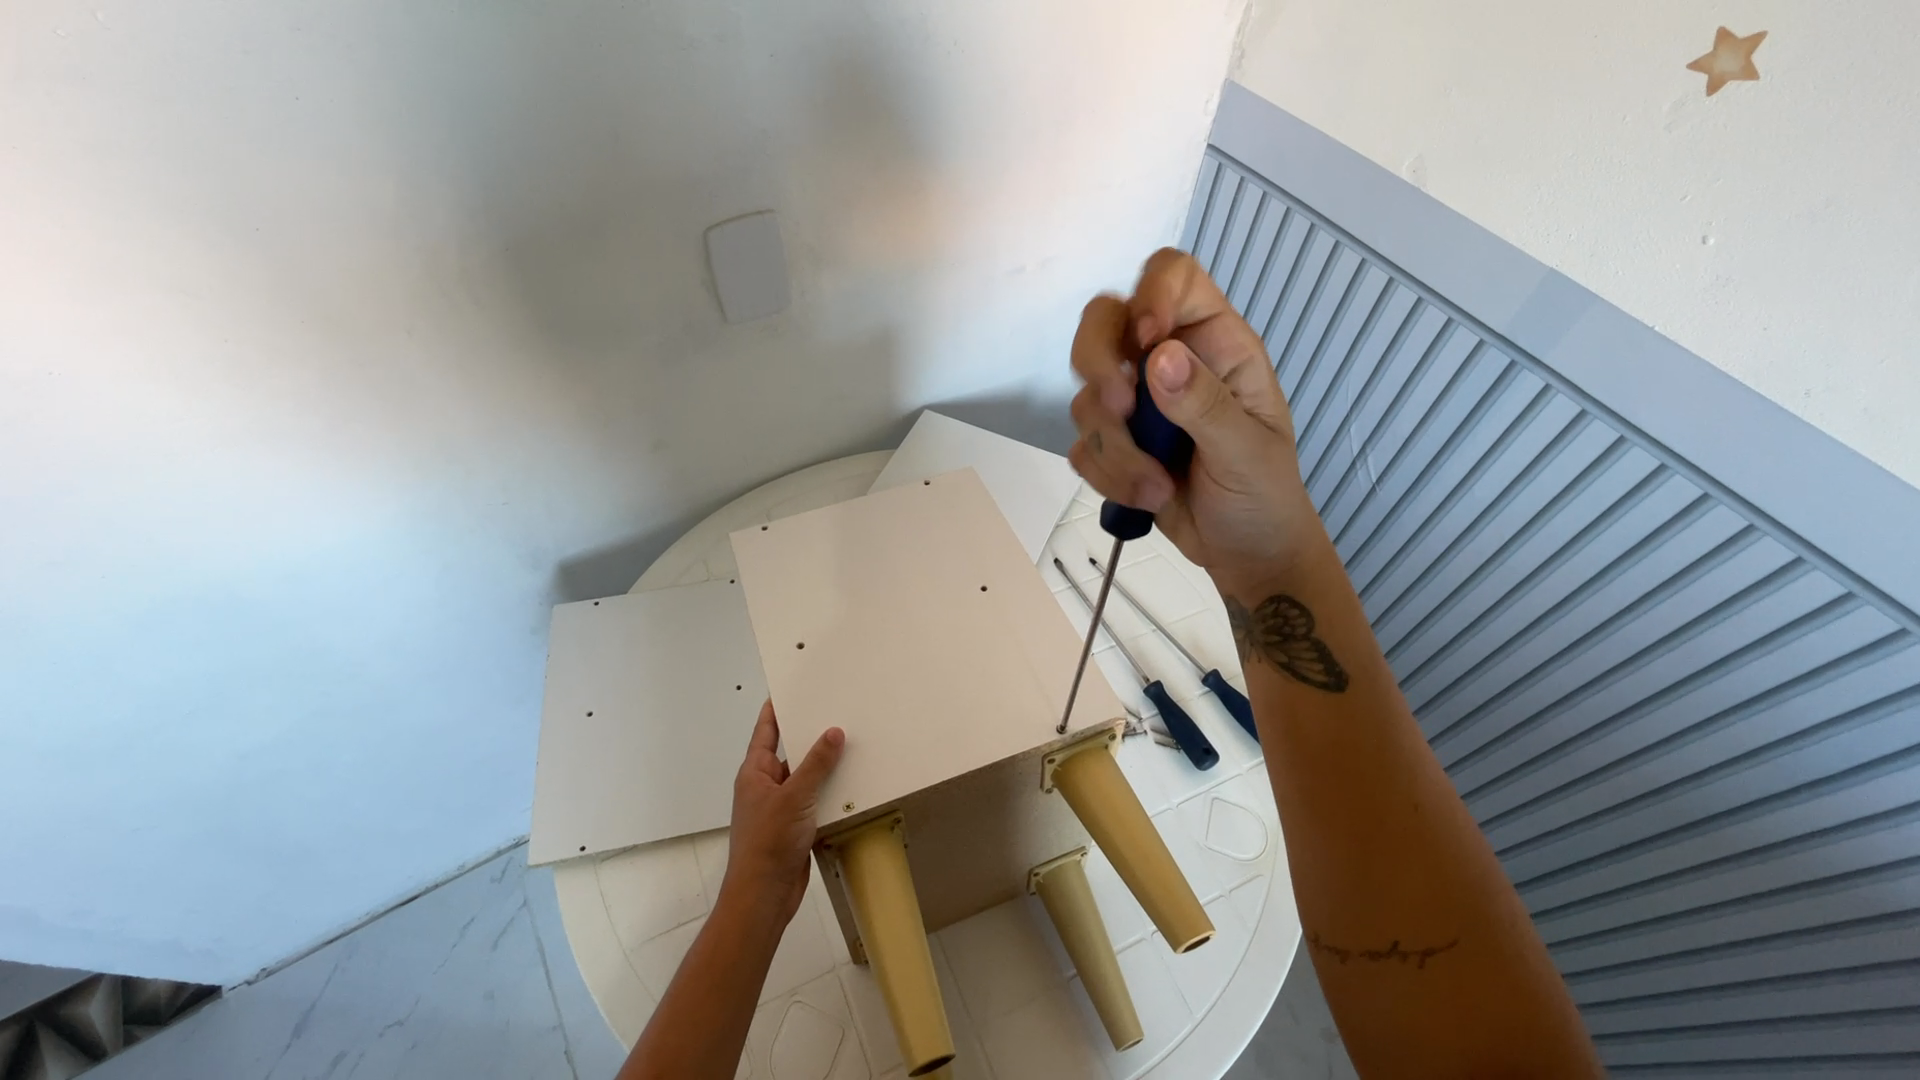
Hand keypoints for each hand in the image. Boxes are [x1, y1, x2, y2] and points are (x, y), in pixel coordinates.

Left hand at [722, 700, 845, 922]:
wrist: (764, 895)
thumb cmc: (769, 841)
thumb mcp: (795, 796)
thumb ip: (816, 764)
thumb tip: (833, 732)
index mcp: (755, 772)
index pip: (766, 731)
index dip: (777, 708)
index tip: (790, 687)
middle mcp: (765, 786)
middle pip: (789, 752)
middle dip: (810, 735)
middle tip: (836, 711)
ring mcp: (779, 808)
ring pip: (805, 778)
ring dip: (824, 767)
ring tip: (852, 743)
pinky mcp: (794, 827)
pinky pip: (814, 801)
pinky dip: (830, 792)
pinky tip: (852, 784)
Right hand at [1068, 248, 1323, 591]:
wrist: (1245, 555)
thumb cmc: (1265, 495)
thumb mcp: (1248, 450)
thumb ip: (1205, 404)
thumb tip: (1158, 357)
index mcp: (1214, 344)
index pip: (1173, 278)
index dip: (1151, 294)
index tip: (1146, 340)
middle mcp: (1167, 362)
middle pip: (1103, 323)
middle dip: (1100, 367)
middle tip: (1121, 411)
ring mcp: (1135, 405)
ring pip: (1087, 396)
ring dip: (1114, 449)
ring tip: (1155, 489)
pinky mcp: (1112, 446)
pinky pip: (1082, 446)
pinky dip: (1106, 476)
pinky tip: (1145, 498)